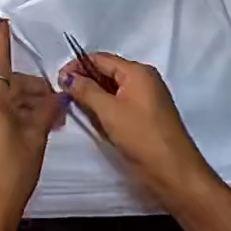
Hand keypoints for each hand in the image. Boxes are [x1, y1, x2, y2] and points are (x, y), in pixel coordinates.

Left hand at [0, 19, 61, 230]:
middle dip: (34, 89)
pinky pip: (2, 113)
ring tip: (53, 121)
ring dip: (30, 104)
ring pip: (8, 99)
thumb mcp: (36, 136)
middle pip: (10, 83)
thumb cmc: (14, 169)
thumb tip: (57, 96)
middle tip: (58, 107)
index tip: (3, 22)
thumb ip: (46, 110)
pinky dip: (20, 115)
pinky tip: (40, 127)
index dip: (2, 41)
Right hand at [60, 52, 216, 208]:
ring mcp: (146, 97)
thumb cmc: (141, 136)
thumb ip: (85, 90)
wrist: (173, 171)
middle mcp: (143, 79)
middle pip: (107, 71)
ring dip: (93, 95)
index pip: (101, 59)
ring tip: (73, 106)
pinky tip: (92, 117)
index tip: (58, 80)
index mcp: (137, 72)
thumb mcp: (108, 111)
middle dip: (84, 80)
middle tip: (62, 94)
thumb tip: (67, 76)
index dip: (77, 66)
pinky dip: (104, 106)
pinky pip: (119, 101)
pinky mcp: (145, 114)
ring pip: (112, 88)